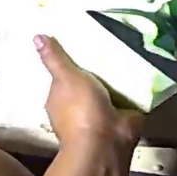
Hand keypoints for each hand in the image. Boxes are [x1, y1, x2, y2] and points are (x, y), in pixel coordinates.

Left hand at [35, 35, 141, 152]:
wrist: (107, 140)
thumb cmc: (80, 108)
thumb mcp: (65, 77)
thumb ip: (54, 58)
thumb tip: (35, 35)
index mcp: (59, 99)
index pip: (61, 77)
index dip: (69, 63)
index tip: (79, 44)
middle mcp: (77, 107)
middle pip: (85, 83)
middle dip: (94, 70)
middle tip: (107, 43)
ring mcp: (99, 113)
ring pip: (107, 89)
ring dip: (115, 78)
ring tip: (126, 50)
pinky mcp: (121, 116)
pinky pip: (127, 96)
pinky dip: (132, 87)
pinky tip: (140, 68)